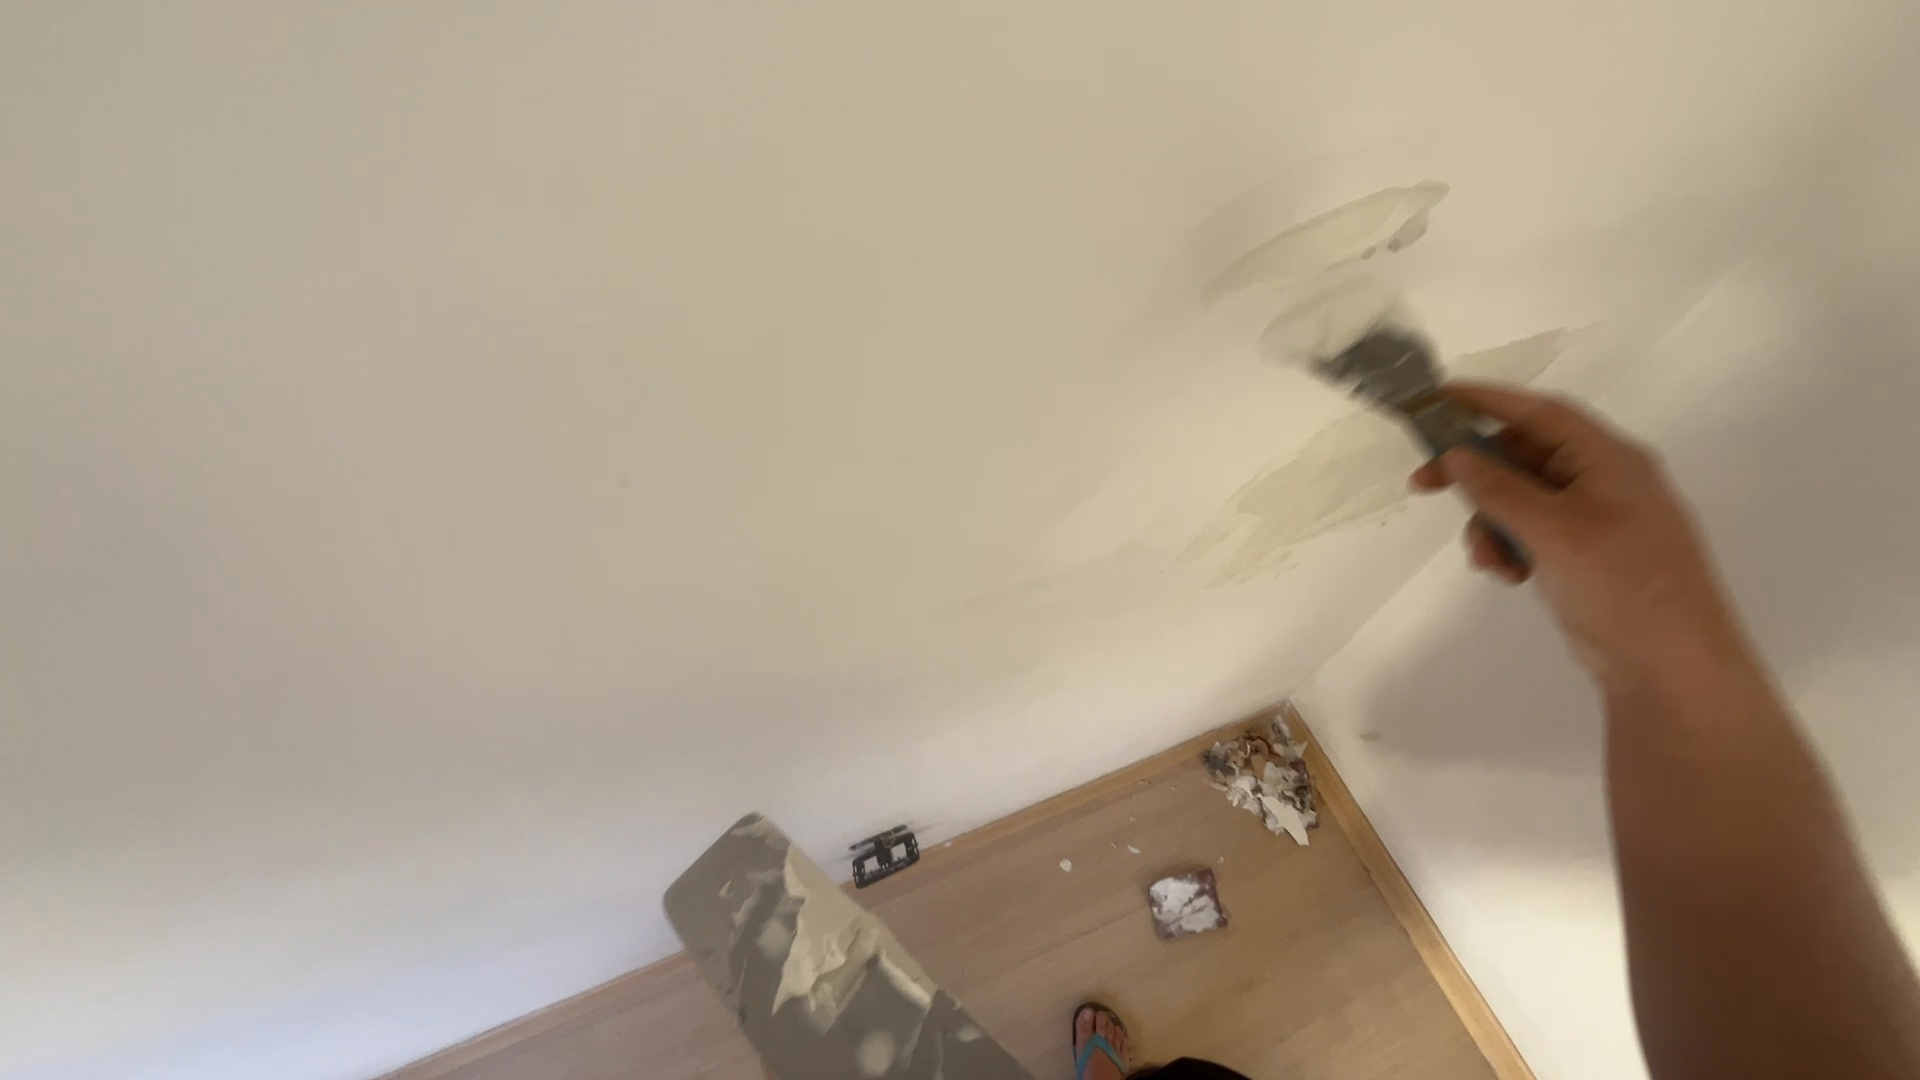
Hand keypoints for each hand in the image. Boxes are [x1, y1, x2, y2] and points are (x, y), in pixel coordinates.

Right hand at [1410, 382, 1747, 683]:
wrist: (1670, 662)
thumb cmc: (1620, 585)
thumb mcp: (1554, 531)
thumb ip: (1499, 489)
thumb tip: (1455, 455)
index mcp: (1608, 461)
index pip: (1540, 413)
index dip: (1487, 400)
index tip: (1435, 398)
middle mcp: (1601, 480)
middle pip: (1521, 456)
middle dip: (1474, 475)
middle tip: (1423, 487)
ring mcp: (1592, 517)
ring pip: (1516, 499)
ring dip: (1489, 525)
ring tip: (1488, 561)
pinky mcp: (1580, 551)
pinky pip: (1526, 531)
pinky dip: (1506, 547)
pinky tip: (1508, 575)